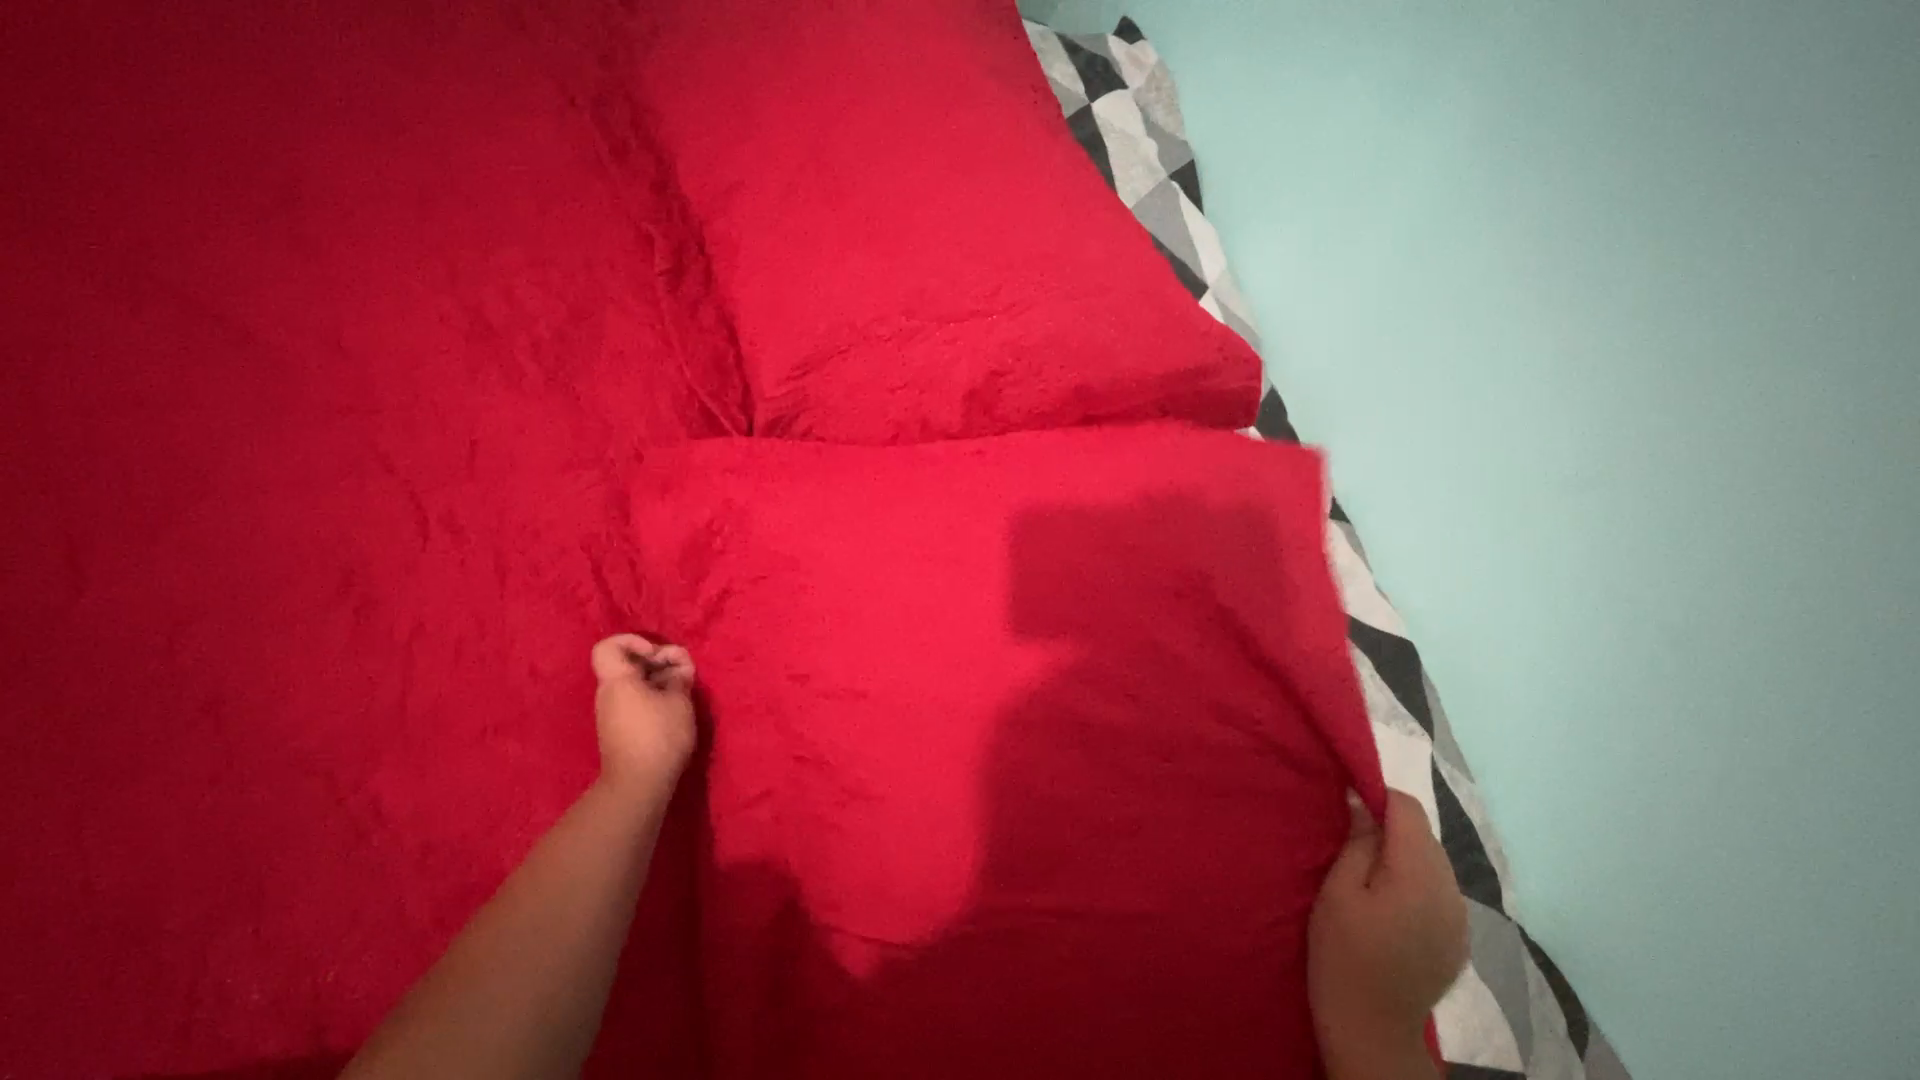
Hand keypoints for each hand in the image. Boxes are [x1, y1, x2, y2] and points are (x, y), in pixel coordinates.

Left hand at [589, 634, 697, 799]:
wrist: (638, 784)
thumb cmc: (659, 735)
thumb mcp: (679, 701)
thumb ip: (679, 677)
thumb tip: (677, 670)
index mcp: (617, 680)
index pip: (608, 647)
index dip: (633, 641)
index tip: (656, 655)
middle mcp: (608, 693)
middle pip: (627, 664)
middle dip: (657, 662)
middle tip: (682, 672)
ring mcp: (611, 713)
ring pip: (633, 683)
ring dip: (658, 680)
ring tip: (683, 690)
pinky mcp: (619, 729)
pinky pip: (635, 701)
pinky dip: (654, 697)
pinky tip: (673, 708)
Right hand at [1308, 790, 1467, 1077]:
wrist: (1372, 1028)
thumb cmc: (1342, 955)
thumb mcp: (1337, 892)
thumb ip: (1356, 843)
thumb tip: (1363, 802)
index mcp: (1419, 874)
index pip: (1408, 809)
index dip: (1378, 797)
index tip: (1347, 804)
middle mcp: (1450, 889)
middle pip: (1423, 834)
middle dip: (1389, 828)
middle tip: (1349, 842)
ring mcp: (1460, 916)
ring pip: (1432, 861)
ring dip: (1402, 855)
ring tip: (1368, 876)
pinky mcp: (1459, 937)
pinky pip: (1438, 890)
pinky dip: (1415, 883)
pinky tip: (1389, 906)